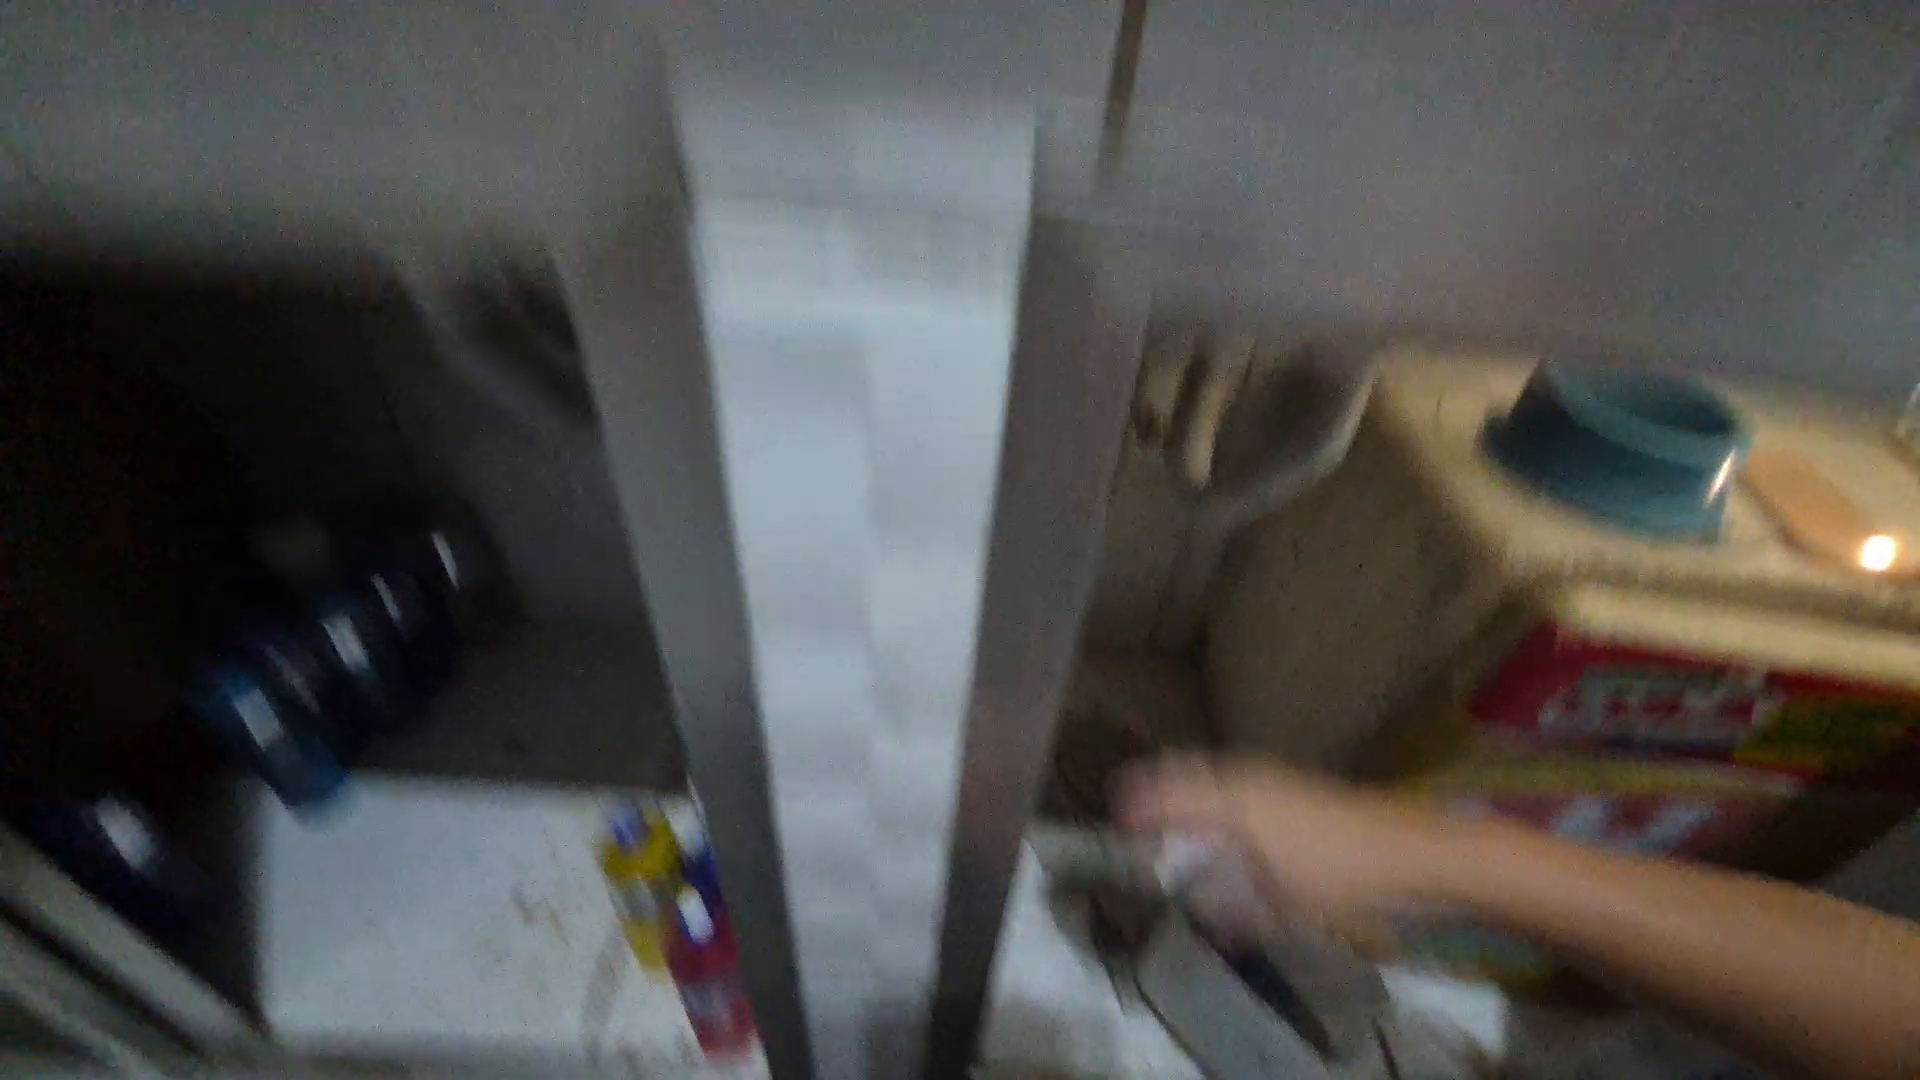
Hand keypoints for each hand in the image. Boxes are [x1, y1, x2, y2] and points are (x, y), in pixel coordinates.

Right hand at [1114, 754, 1471, 939]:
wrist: (1414, 852)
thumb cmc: (1340, 876)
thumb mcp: (1281, 902)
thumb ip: (1230, 905)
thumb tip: (1196, 906)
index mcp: (1231, 800)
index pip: (1167, 793)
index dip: (1136, 805)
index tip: (1114, 821)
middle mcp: (1242, 778)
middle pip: (1182, 772)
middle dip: (1152, 790)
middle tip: (1130, 813)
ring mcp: (1268, 777)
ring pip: (1207, 776)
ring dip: (1181, 793)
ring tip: (1166, 820)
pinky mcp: (1287, 786)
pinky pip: (1230, 782)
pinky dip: (1209, 797)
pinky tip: (1218, 825)